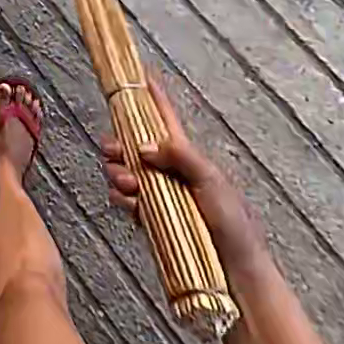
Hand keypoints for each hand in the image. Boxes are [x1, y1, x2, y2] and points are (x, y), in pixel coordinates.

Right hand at [99, 77, 267, 276]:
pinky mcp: (150, 214)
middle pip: (133, 143)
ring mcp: (159, 192)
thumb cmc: (231, 225)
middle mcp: (170, 169)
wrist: (232, 272)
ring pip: (124, 170)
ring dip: (119, 173)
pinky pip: (124, 197)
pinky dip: (121, 198)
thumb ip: (180, 158)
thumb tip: (144, 144)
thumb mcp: (212, 183)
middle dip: (118, 144)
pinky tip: (129, 204)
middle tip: (112, 151)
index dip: (152, 95)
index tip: (138, 72)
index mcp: (187, 156)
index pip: (164, 117)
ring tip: (128, 186)